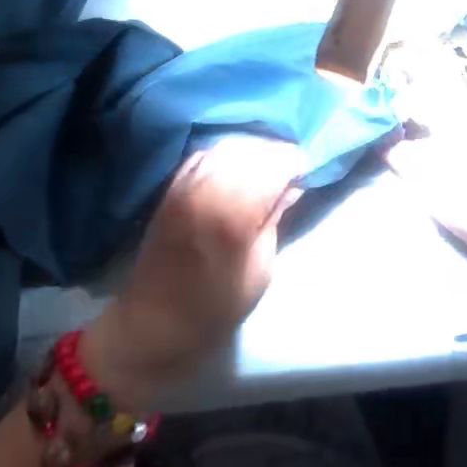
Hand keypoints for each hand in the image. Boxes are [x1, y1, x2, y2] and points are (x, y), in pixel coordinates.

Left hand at [81, 136, 305, 407]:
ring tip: (271, 169)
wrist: (155, 321)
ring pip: (229, 146)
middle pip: (253, 149)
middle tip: (296, 171)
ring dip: (254, 151)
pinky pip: (206, 155)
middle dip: (279, 154)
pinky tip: (239, 169)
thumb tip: (291, 187)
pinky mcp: (173, 186)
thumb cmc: (216, 305)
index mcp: (234, 210)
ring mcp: (186, 182)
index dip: (298, 164)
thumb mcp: (260, 269)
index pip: (276, 164)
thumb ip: (274, 219)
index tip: (311, 174)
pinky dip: (227, 155)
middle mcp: (208, 185)